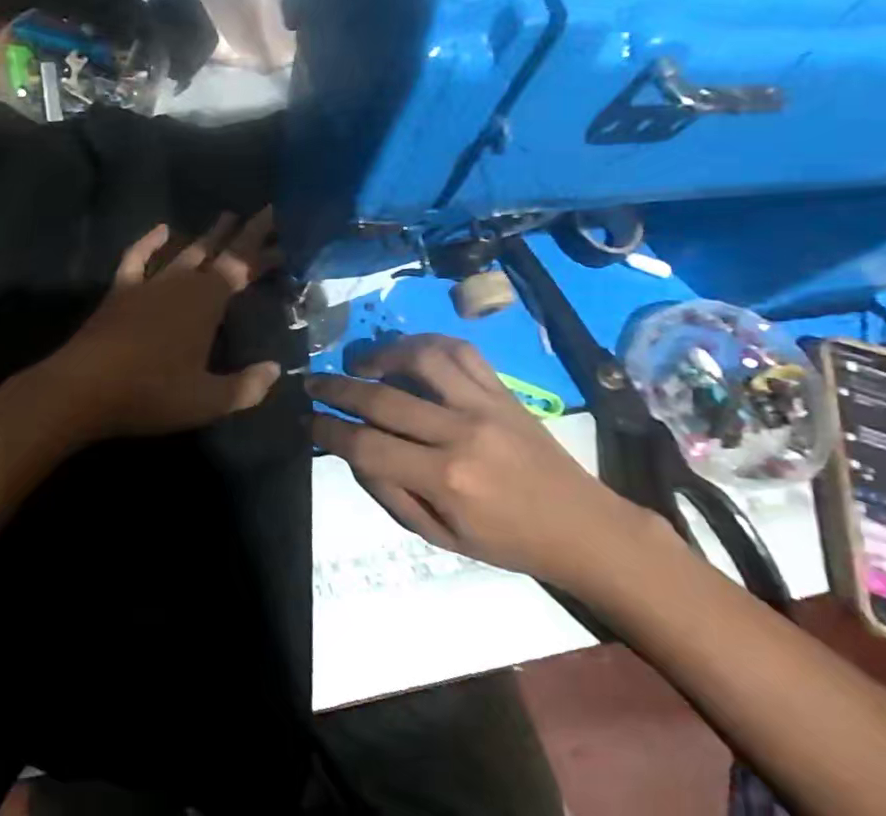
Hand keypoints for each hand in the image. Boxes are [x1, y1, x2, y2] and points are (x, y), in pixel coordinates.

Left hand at [37, 209, 282, 441]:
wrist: (81, 391)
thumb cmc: (150, 394)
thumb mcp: (208, 401)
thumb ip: (247, 387)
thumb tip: (275, 370)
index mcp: (207, 302)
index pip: (243, 266)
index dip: (264, 249)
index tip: (284, 232)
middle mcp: (181, 284)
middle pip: (219, 252)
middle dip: (243, 234)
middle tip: (264, 215)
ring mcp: (148, 285)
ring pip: (185, 252)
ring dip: (207, 236)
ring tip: (226, 217)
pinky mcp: (120, 292)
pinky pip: (137, 258)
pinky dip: (150, 242)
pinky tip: (162, 230)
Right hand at [307, 335, 638, 583]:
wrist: (578, 524)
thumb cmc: (506, 542)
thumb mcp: (440, 536)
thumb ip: (390, 492)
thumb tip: (352, 452)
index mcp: (443, 478)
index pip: (366, 444)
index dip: (329, 431)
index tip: (307, 421)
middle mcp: (460, 431)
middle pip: (383, 396)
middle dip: (338, 388)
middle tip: (314, 383)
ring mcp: (485, 403)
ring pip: (422, 357)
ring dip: (382, 353)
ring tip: (361, 362)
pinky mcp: (503, 389)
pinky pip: (461, 350)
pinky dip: (427, 342)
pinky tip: (409, 351)